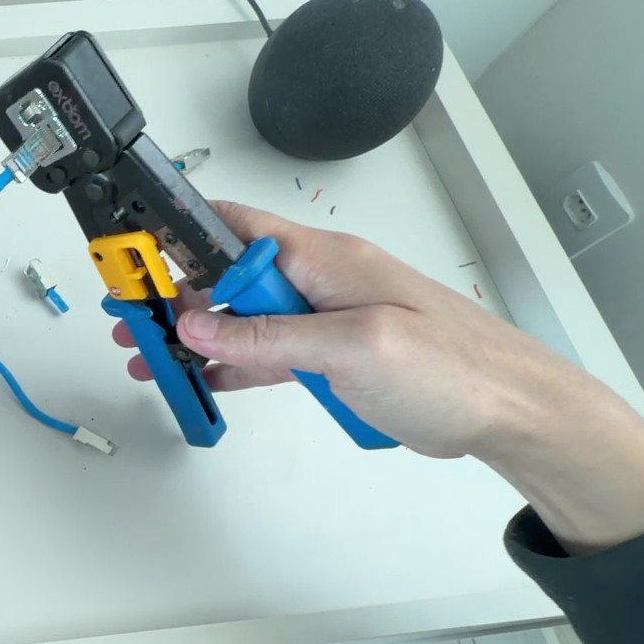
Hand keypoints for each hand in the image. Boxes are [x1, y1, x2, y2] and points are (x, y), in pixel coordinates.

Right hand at [114, 201, 643, 552]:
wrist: (512, 414)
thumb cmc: (456, 369)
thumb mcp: (352, 348)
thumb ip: (267, 336)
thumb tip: (197, 326)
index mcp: (323, 260)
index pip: (234, 230)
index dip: (180, 239)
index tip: (138, 262)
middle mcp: (316, 281)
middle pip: (224, 279)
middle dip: (173, 300)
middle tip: (131, 323)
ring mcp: (319, 318)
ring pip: (237, 319)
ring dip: (193, 338)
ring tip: (150, 358)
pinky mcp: (324, 354)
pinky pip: (261, 352)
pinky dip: (227, 364)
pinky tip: (200, 378)